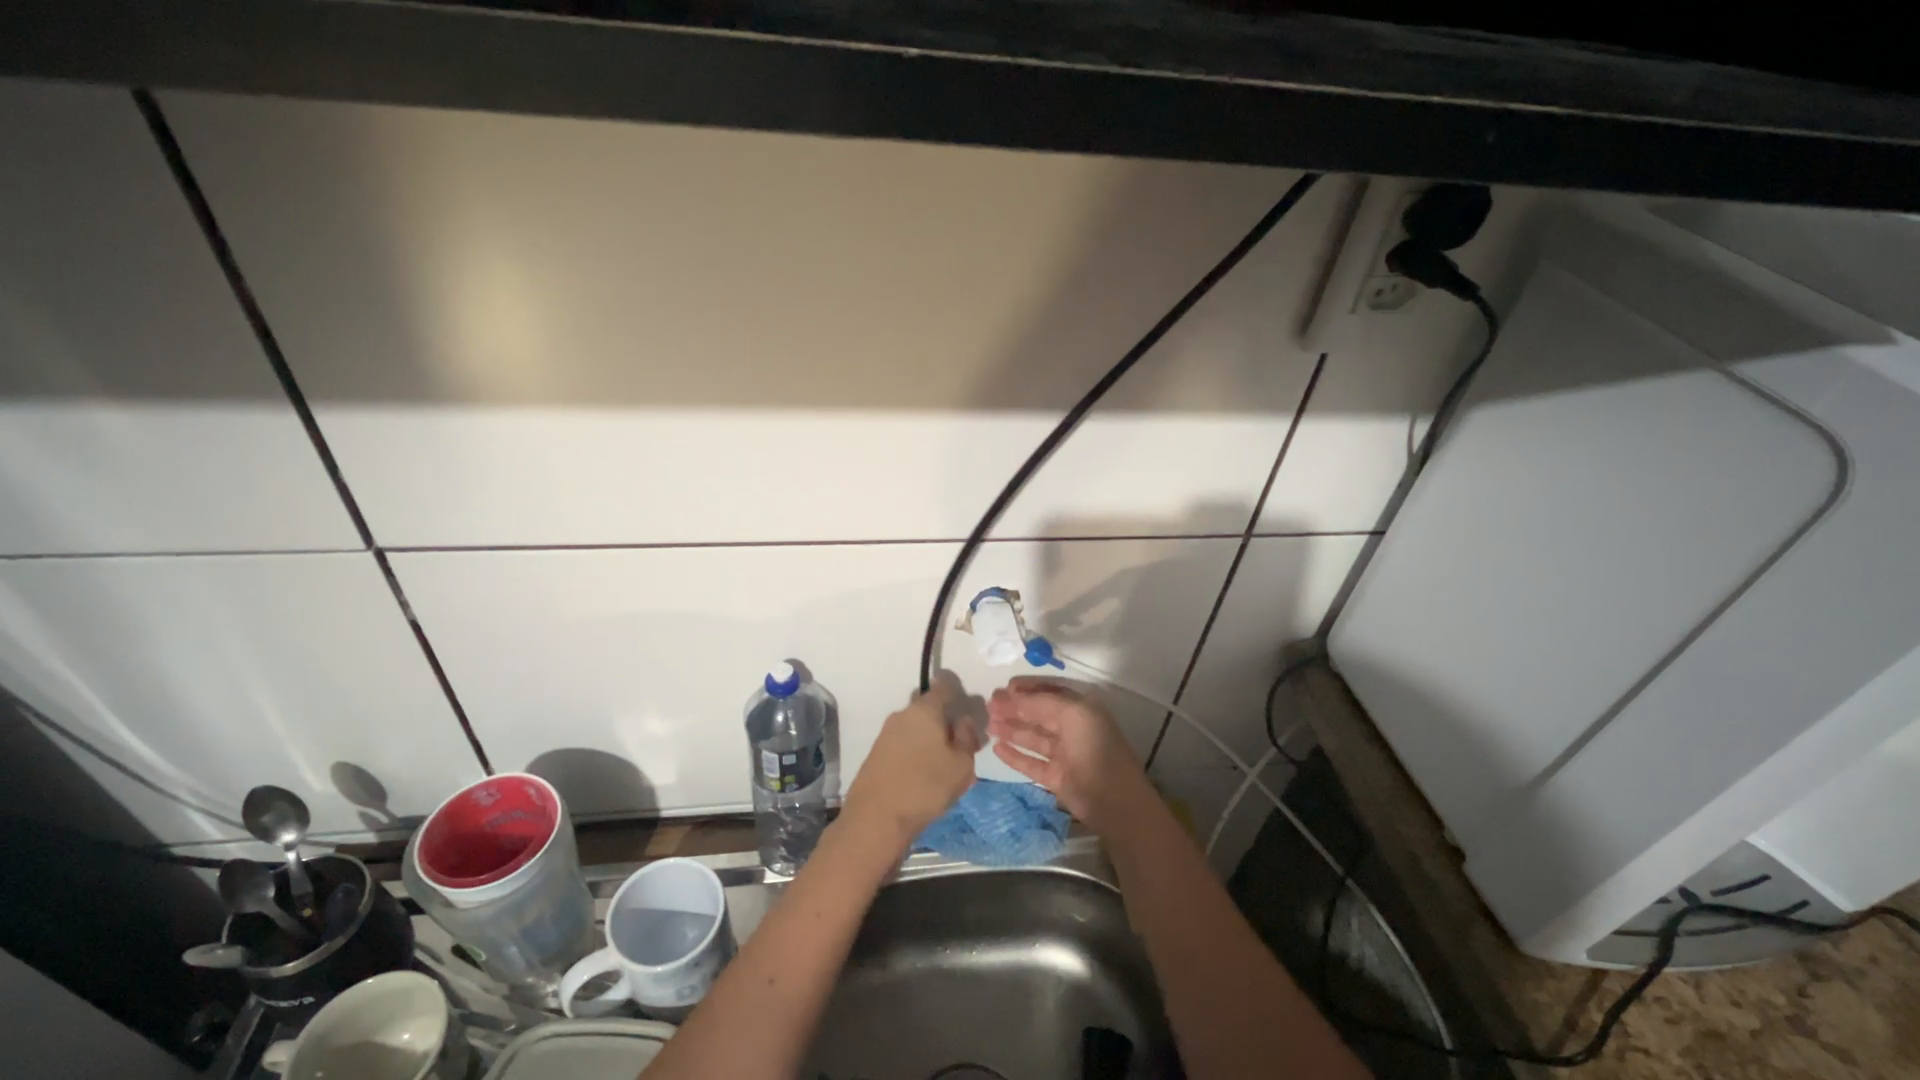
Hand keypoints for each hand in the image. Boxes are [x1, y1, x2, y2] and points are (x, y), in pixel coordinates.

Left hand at [842, 671, 983, 846]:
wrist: (876, 818)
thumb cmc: (926, 787)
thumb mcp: (962, 765)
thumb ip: (967, 738)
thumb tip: (963, 721)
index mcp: (925, 710)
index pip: (944, 686)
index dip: (957, 693)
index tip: (966, 710)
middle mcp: (902, 714)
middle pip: (928, 707)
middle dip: (943, 720)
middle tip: (958, 744)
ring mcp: (885, 733)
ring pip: (914, 726)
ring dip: (928, 738)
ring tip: (942, 764)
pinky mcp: (876, 752)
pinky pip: (902, 742)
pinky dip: (914, 751)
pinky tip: (922, 773)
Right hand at [987, 677, 1152, 832]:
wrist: (1114, 801)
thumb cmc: (1095, 750)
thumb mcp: (1073, 716)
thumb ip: (1041, 703)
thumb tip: (1012, 696)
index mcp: (1081, 711)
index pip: (1050, 693)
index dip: (1028, 689)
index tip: (1004, 688)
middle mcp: (1072, 729)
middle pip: (1038, 715)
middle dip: (1014, 708)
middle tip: (989, 706)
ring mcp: (1063, 755)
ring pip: (1032, 738)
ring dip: (1011, 729)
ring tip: (988, 725)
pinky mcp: (1055, 777)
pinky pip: (1030, 762)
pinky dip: (1014, 755)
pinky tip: (997, 748)